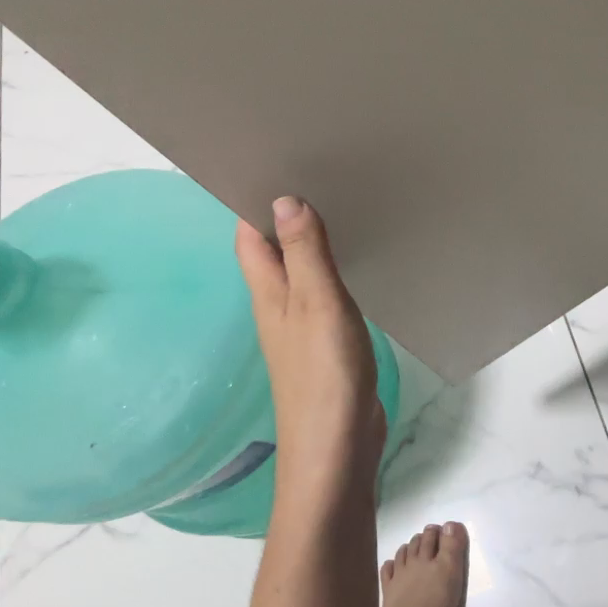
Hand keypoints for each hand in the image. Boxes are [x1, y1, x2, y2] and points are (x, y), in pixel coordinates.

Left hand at [236, 196, 384, 464]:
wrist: (337, 445)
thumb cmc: (323, 373)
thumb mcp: (317, 304)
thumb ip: (306, 254)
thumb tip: (284, 199)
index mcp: (268, 292)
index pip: (250, 236)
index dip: (254, 200)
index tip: (276, 161)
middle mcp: (279, 304)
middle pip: (273, 250)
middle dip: (286, 214)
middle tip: (318, 174)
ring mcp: (303, 326)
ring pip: (301, 271)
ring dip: (312, 241)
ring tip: (340, 206)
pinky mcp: (327, 343)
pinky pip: (325, 293)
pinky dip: (334, 270)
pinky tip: (358, 261)